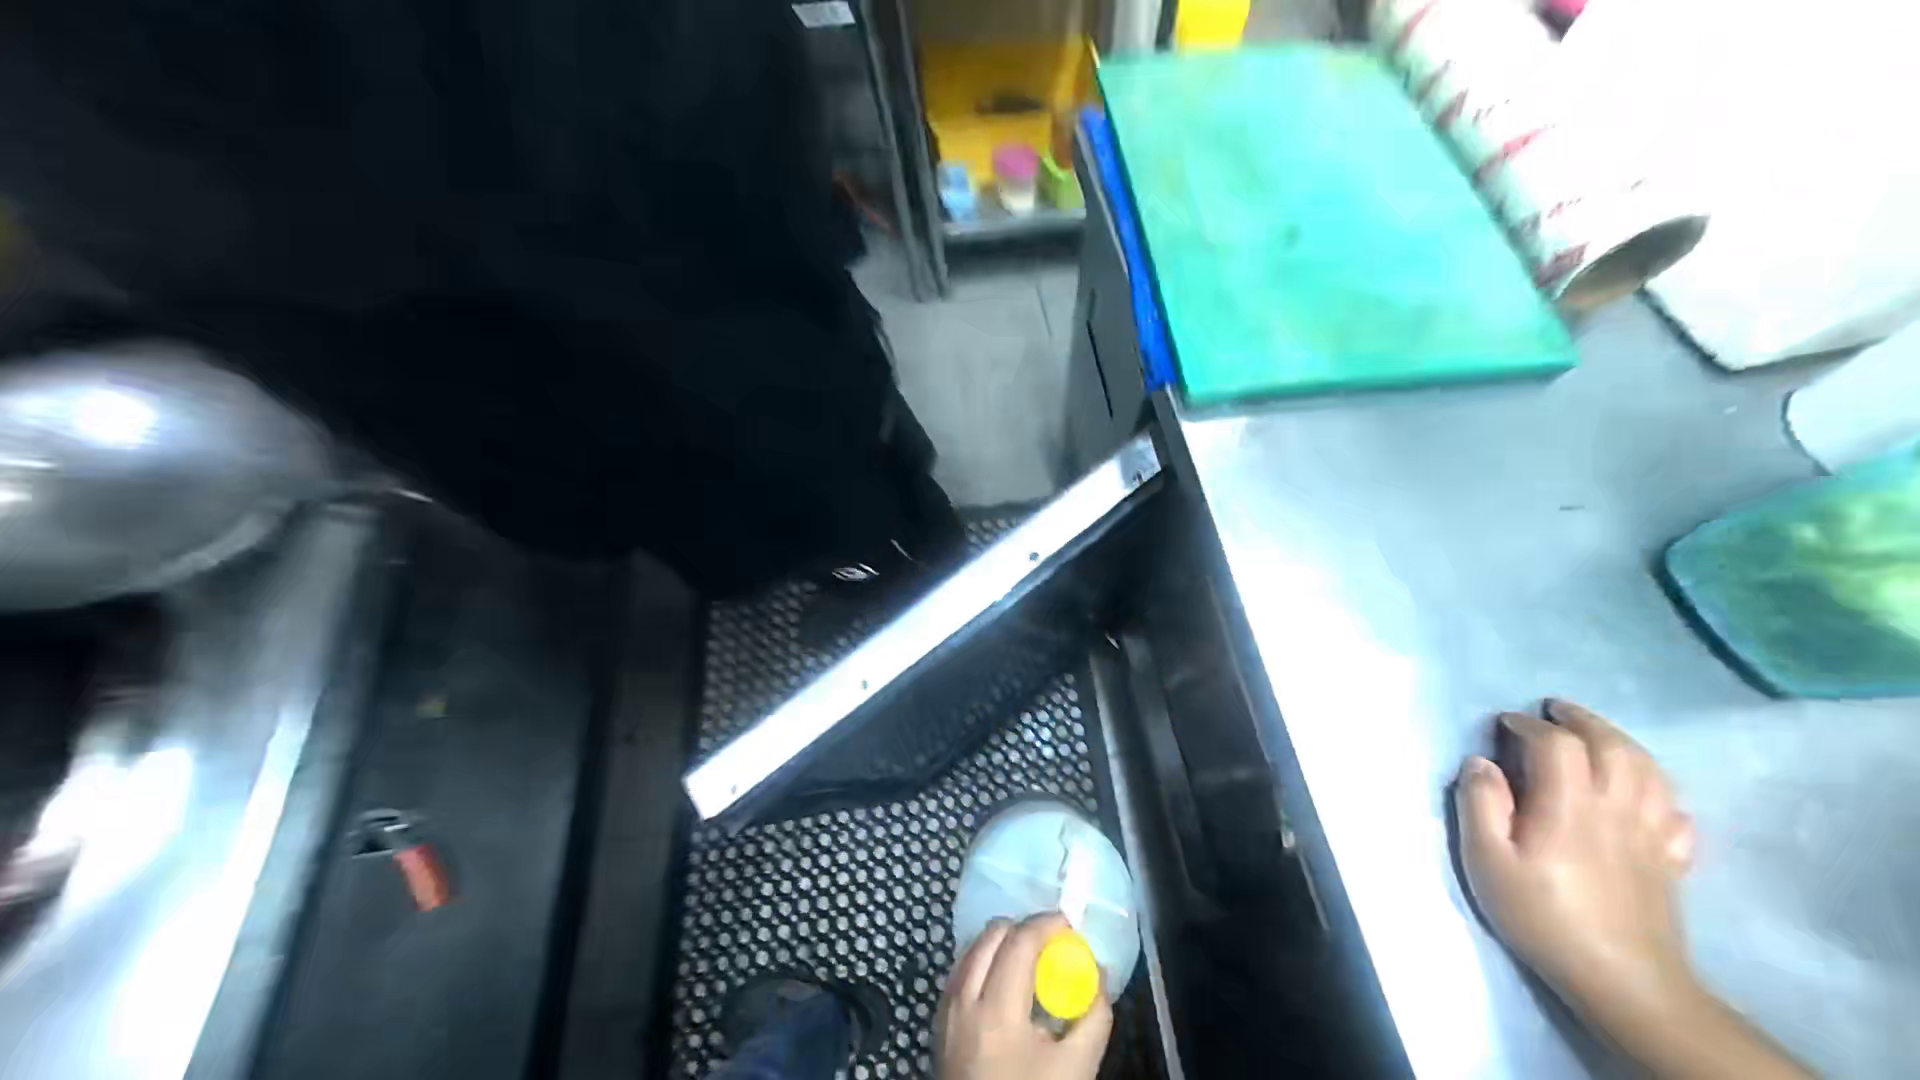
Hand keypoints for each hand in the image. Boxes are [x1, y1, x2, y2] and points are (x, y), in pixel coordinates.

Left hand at [935, 913, 1112, 1079]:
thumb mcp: (1076, 1070)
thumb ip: (1094, 1016)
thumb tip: (1099, 971)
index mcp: (997, 1010)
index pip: (1021, 942)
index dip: (1047, 924)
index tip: (1070, 923)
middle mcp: (965, 1000)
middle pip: (992, 935)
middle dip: (1024, 928)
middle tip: (1052, 940)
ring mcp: (947, 1010)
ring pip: (972, 949)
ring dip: (1002, 942)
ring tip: (1030, 957)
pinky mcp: (939, 1022)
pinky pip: (961, 971)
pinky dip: (983, 960)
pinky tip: (1004, 979)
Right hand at [1454, 699, 1698, 1030]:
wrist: (1623, 982)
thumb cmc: (1542, 914)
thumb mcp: (1487, 860)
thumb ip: (1480, 804)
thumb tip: (1480, 762)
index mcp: (1570, 806)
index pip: (1558, 745)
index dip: (1530, 725)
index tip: (1504, 723)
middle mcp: (1617, 810)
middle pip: (1615, 748)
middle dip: (1583, 720)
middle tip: (1554, 709)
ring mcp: (1652, 835)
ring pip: (1651, 772)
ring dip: (1622, 743)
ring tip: (1596, 735)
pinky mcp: (1671, 861)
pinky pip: (1676, 812)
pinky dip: (1659, 790)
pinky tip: (1642, 793)